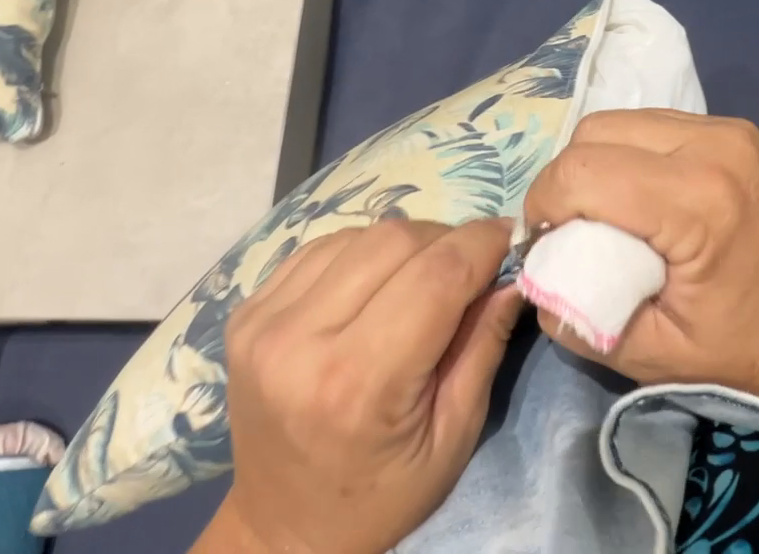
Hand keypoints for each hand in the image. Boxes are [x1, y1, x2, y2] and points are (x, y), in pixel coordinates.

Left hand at [195, 218, 525, 553]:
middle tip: (471, 266)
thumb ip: (484, 345)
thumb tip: (513, 274)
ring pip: (360, 234)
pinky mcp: (245, 310)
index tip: (512, 235)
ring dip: (406, 242)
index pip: (437, 275)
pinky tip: (376, 283)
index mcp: (358, 382)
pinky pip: (323, 247)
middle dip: (448, 241)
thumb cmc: (381, 495)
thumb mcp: (453, 436)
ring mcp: (265, 320)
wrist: (282, 528)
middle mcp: (301, 339)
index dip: (483, 243)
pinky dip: (363, 251)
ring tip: (423, 276)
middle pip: (396, 239)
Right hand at [523, 109, 758, 407]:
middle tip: (567, 232)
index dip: (544, 206)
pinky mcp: (729, 128)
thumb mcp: (657, 356)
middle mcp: (712, 146)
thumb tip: (535, 280)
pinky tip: (633, 197)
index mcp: (699, 203)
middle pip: (594, 134)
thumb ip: (581, 319)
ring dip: (592, 164)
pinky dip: (624, 155)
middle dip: (564, 183)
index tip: (542, 246)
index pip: (582, 174)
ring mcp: (725, 129)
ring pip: (618, 121)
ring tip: (598, 215)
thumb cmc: (753, 350)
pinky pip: (648, 124)